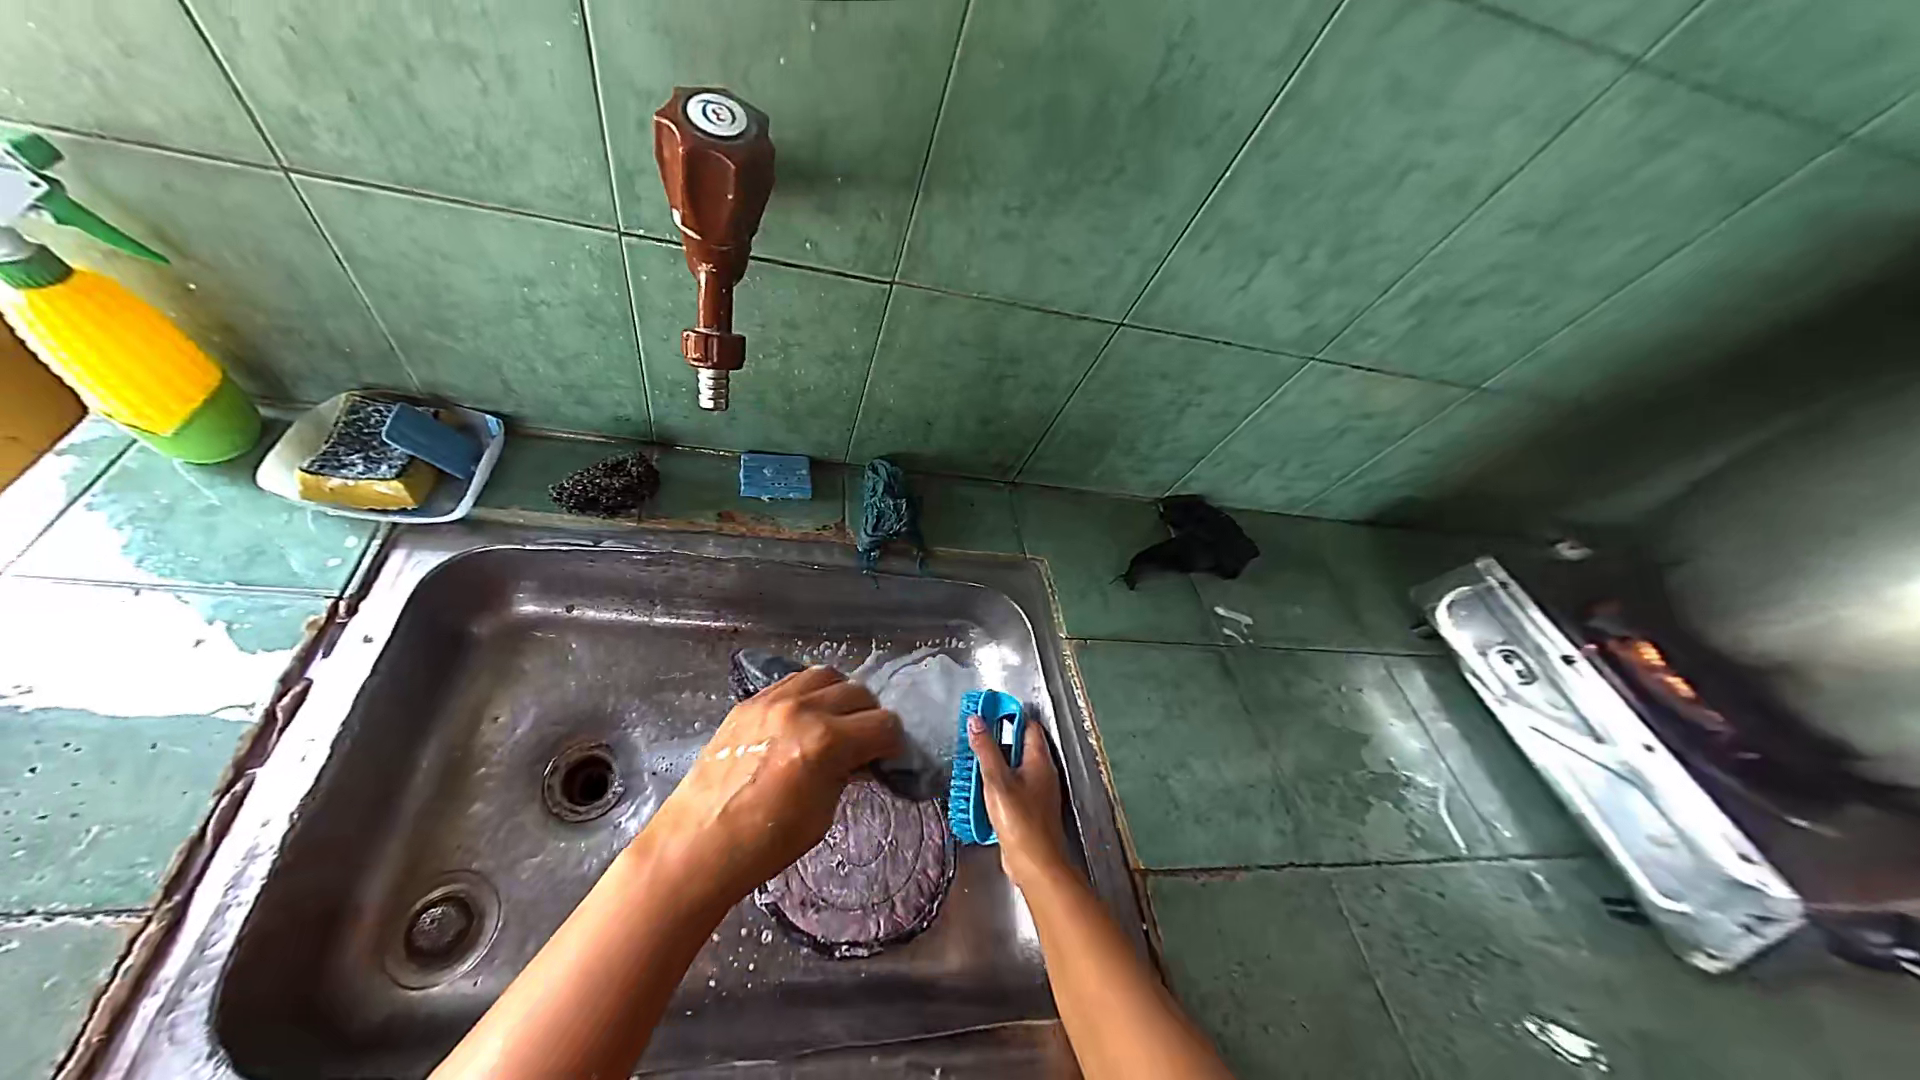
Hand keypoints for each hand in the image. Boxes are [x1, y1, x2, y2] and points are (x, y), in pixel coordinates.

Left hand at [634, 667, 903, 916]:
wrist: (699, 845)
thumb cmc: (766, 842)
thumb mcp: (823, 812)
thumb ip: (846, 772)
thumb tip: (858, 756)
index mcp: (826, 741)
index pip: (884, 724)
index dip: (893, 742)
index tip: (887, 755)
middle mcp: (803, 710)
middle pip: (859, 693)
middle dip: (869, 717)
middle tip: (862, 741)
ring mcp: (772, 701)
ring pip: (826, 676)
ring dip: (839, 696)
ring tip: (833, 721)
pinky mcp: (749, 702)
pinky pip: (792, 681)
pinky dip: (808, 693)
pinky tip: (803, 717)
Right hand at [967, 717, 1069, 890]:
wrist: (1035, 864)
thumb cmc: (1020, 821)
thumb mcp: (997, 780)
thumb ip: (986, 749)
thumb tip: (976, 721)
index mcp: (1039, 759)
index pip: (1027, 725)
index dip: (1008, 716)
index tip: (986, 713)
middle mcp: (1042, 772)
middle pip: (1019, 745)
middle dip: (997, 740)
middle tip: (974, 738)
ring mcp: (1037, 791)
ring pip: (1014, 767)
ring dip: (994, 764)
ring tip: (972, 763)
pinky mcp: (1028, 808)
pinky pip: (1011, 786)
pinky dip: (996, 784)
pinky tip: (980, 790)